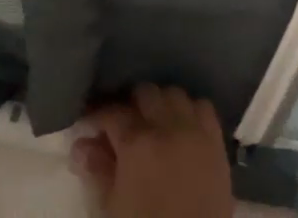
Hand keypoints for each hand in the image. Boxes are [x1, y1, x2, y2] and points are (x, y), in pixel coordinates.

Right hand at [73, 84, 235, 217]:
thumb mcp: (112, 205)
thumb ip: (97, 170)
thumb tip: (81, 145)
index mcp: (136, 143)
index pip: (113, 112)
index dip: (99, 115)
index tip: (92, 122)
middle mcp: (167, 126)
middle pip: (146, 92)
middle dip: (130, 103)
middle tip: (123, 122)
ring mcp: (195, 129)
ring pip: (175, 93)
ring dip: (161, 102)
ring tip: (154, 120)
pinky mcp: (216, 139)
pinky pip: (203, 106)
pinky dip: (190, 109)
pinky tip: (182, 125)